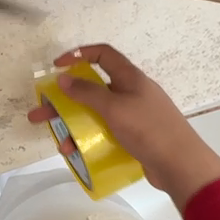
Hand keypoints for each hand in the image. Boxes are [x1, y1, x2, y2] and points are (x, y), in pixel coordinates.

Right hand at [26, 43, 219, 211]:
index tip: (56, 67)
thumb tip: (63, 79)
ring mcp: (131, 116)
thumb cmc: (148, 129)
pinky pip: (103, 133)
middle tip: (40, 113)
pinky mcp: (132, 137)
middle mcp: (129, 93)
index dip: (78, 56)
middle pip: (91, 90)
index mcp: (129, 78)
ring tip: (58, 143)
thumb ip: (87, 93)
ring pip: (94, 115)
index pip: (102, 55)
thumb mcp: (114, 108)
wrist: (179, 164)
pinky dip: (88, 140)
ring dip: (73, 126)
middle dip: (63, 102)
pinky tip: (76, 153)